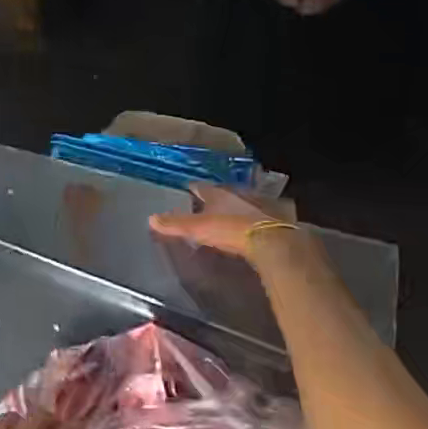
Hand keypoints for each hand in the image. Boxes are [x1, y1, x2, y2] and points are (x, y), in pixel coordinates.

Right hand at [148, 182, 304, 263]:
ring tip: (231, 215)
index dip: (194, 189)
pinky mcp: (276, 220)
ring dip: (238, 207)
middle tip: (208, 204)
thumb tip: (151, 219)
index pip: (201, 188)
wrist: (272, 241)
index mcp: (218, 194)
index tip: (188, 190)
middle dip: (217, 197)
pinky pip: (261, 216)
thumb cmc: (231, 229)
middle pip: (224, 193)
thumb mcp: (198, 228)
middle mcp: (238, 194)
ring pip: (244, 202)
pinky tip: (253, 227)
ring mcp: (259, 205)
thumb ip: (175, 224)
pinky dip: (255, 220)